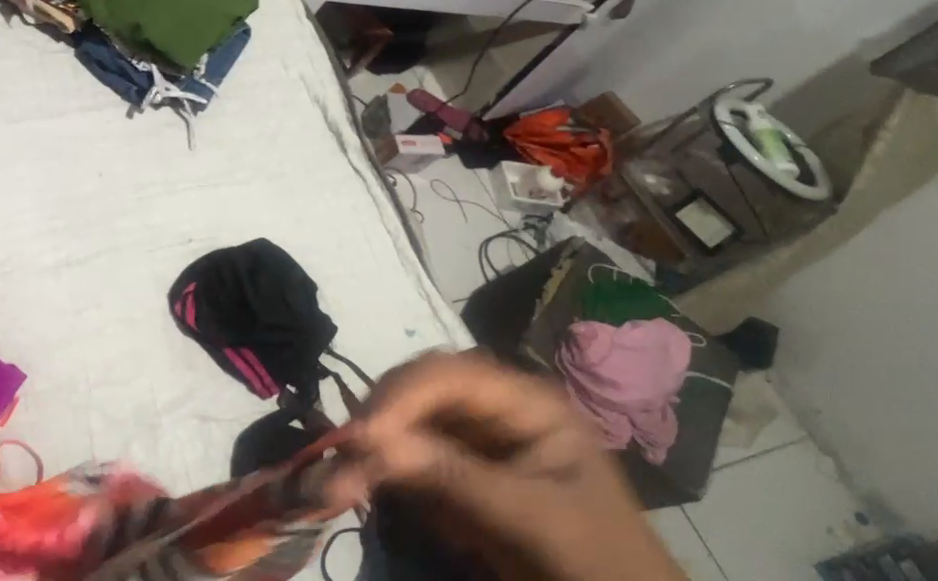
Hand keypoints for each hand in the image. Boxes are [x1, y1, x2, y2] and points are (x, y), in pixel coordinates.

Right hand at [341, 351, 681, 580]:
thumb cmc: (600, 562)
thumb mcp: (535, 520)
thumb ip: (455, 477)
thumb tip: (374, 441)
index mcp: (526, 401)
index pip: (449, 375)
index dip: (401, 396)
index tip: (363, 435)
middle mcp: (493, 408)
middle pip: (418, 391)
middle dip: (378, 419)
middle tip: (342, 456)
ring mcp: (473, 440)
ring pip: (403, 423)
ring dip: (369, 450)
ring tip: (337, 482)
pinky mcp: (456, 474)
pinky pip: (405, 460)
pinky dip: (378, 473)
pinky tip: (360, 488)